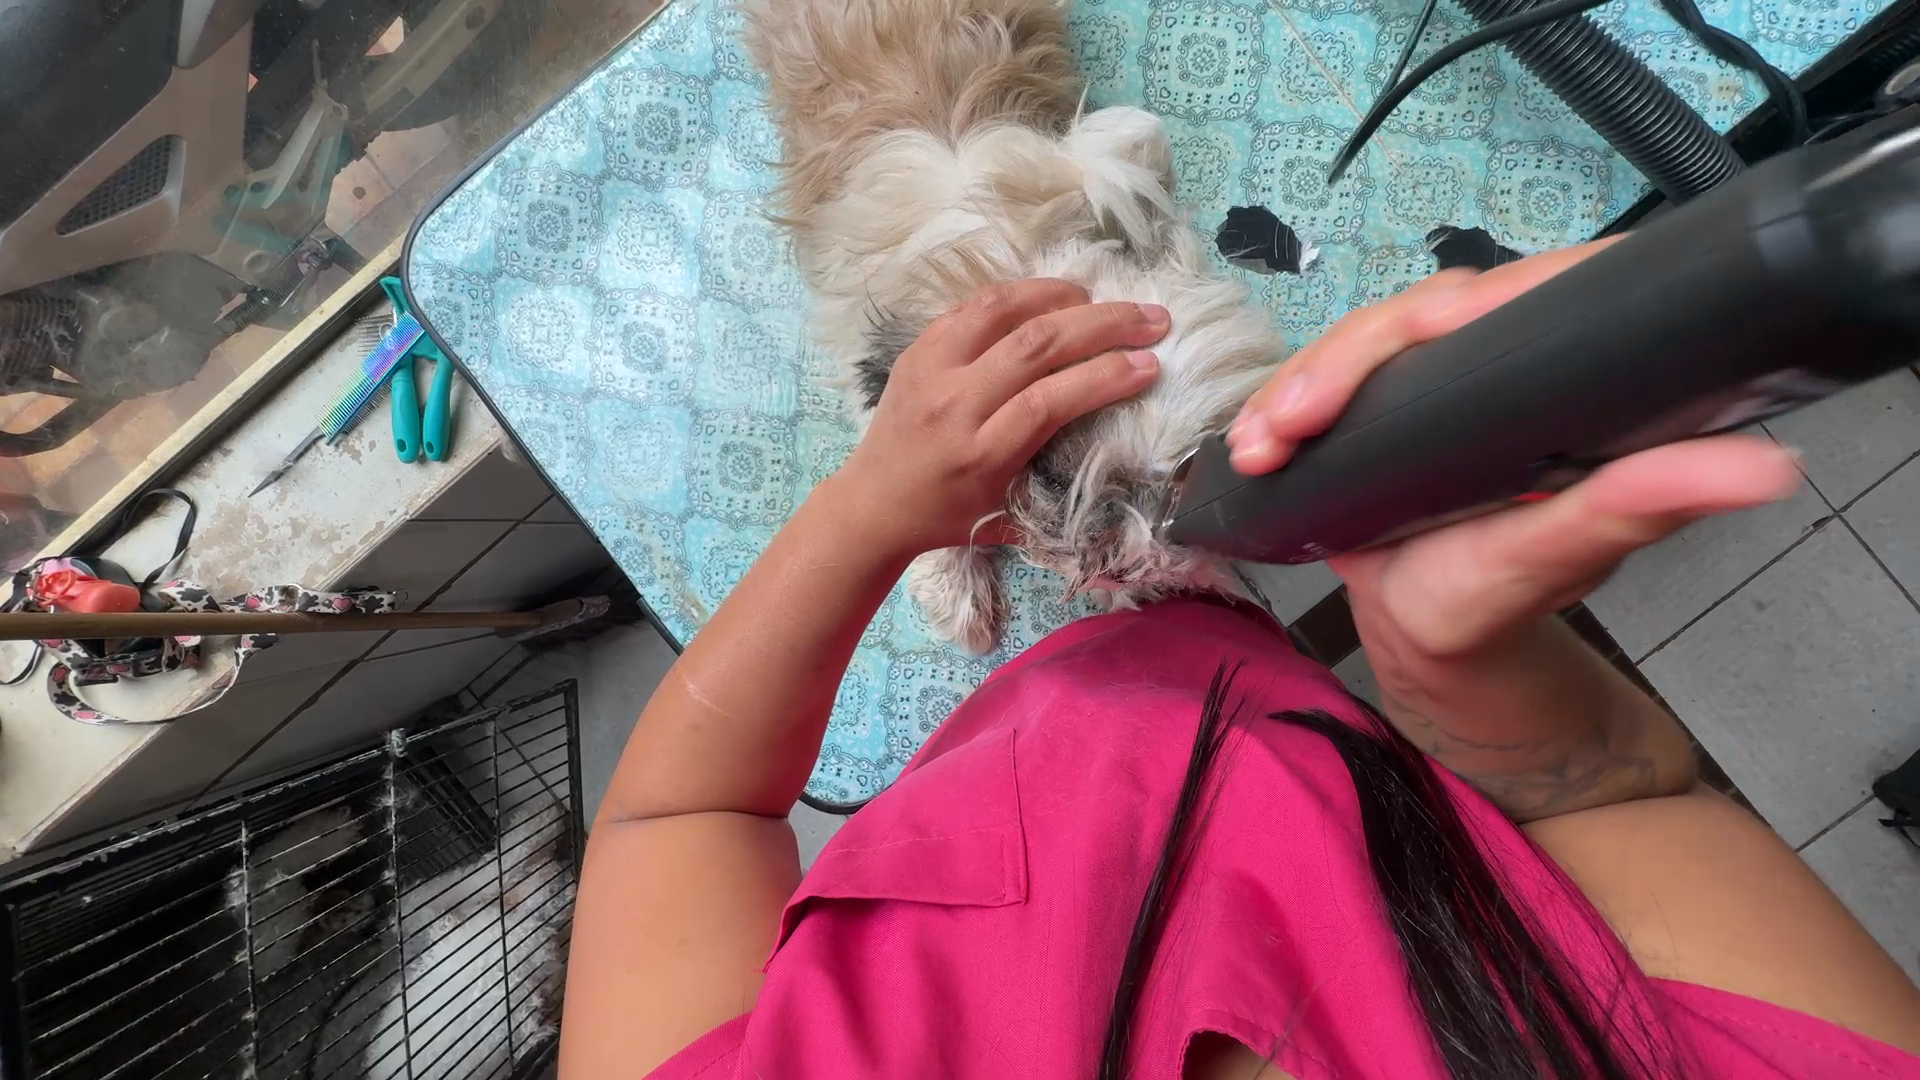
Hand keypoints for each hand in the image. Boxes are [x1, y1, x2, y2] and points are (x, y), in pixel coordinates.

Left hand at [830, 278, 1168, 557]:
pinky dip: (1018, 295)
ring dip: (1059, 297)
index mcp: (979, 455)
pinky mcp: (917, 350)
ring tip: (1099, 300)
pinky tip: (1050, 298)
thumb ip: (1058, 490)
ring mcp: (931, 370)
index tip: (1149, 365)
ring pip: (1001, 311)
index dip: (1105, 377)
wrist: (872, 504)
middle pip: (1035, 346)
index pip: (1049, 401)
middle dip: (1104, 326)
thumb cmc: (946, 517)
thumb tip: (1119, 455)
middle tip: (1151, 319)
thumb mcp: (1006, 518)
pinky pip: (972, 307)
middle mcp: (954, 406)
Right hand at [1227, 244, 1801, 817]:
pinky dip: (1269, 412)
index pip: (1523, 298)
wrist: (1415, 633)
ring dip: (1289, 389)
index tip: (1414, 336)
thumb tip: (1758, 466)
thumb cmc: (1485, 603)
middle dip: (1338, 364)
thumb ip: (1626, 511)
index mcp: (1554, 384)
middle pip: (1408, 319)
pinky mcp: (1358, 415)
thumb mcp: (1550, 561)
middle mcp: (1481, 371)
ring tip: (1257, 446)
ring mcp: (1411, 391)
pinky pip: (1306, 390)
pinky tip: (1246, 444)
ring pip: (1345, 350)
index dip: (1468, 302)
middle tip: (1291, 422)